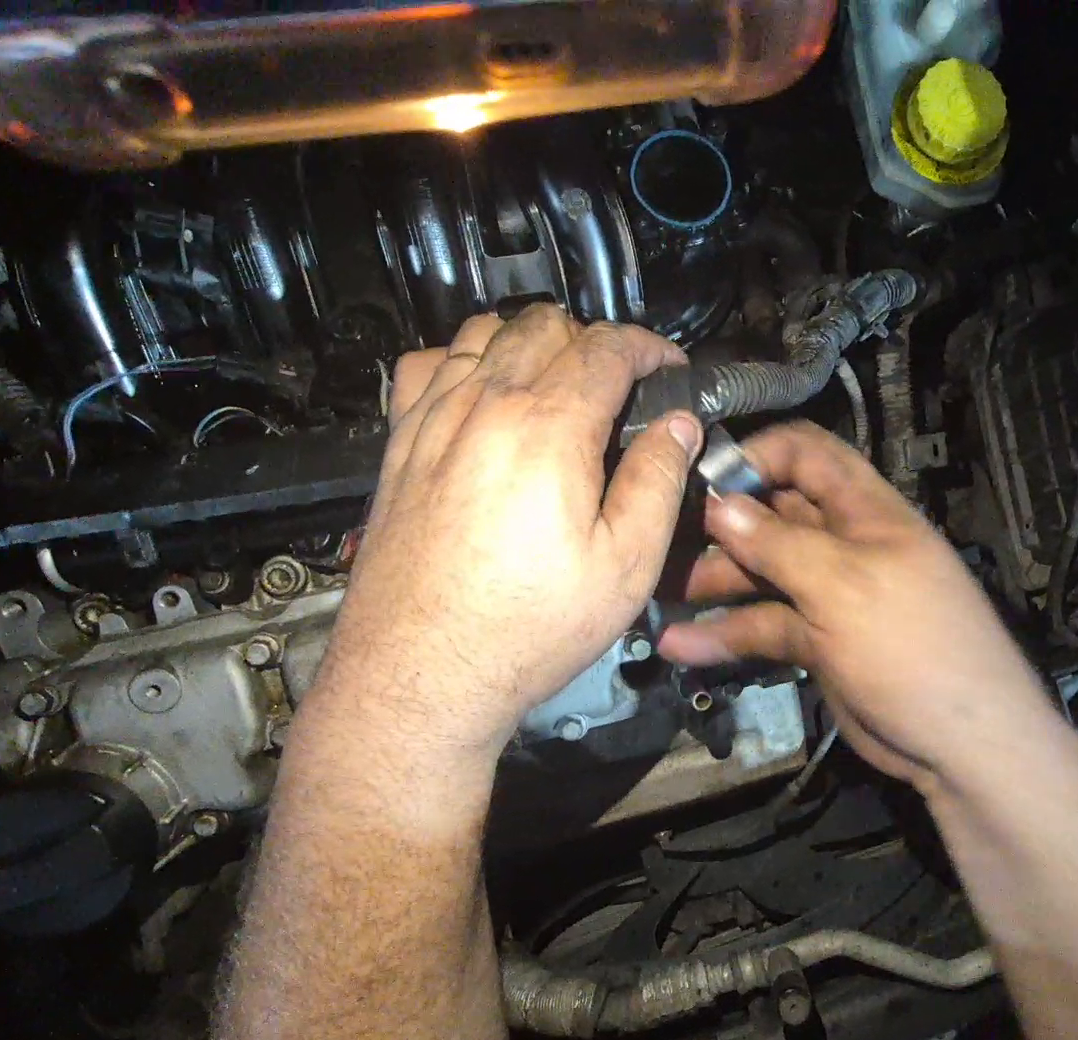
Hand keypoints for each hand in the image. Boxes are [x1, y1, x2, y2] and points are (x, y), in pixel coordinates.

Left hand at [310, 306, 702, 760]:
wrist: (420, 675)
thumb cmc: (529, 628)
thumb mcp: (625, 566)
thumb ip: (657, 480)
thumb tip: (678, 424)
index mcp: (548, 428)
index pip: (606, 348)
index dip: (649, 348)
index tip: (669, 370)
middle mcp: (485, 406)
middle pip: (545, 326)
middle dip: (594, 342)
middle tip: (620, 388)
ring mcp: (433, 421)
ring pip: (483, 331)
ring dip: (531, 342)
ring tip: (556, 384)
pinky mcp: (399, 446)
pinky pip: (427, 364)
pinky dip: (463, 359)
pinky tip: (480, 395)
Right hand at [657, 422, 1059, 790]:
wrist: (962, 746)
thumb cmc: (912, 646)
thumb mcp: (845, 586)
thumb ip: (779, 543)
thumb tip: (718, 504)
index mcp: (864, 510)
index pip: (805, 454)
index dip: (755, 457)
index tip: (701, 482)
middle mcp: (843, 544)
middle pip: (773, 514)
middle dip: (720, 524)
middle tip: (663, 541)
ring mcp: (828, 596)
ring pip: (761, 574)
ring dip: (714, 581)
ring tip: (660, 594)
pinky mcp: (816, 643)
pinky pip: (764, 627)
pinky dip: (725, 635)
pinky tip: (680, 645)